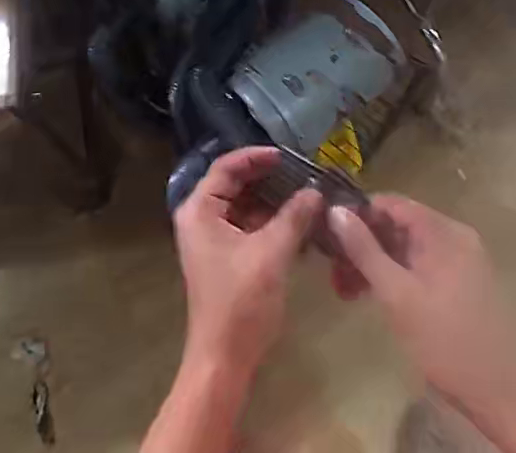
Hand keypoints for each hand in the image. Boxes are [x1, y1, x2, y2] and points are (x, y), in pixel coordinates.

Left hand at [172, 147, 322, 377]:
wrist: (223, 360)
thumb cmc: (241, 301)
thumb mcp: (272, 253)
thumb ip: (294, 216)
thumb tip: (315, 191)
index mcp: (199, 210)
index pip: (226, 167)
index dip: (256, 157)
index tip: (287, 156)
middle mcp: (200, 218)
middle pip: (234, 184)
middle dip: (267, 178)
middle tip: (300, 172)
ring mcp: (211, 238)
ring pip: (243, 205)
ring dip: (271, 200)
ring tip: (304, 193)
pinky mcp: (224, 256)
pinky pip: (247, 225)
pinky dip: (269, 221)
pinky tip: (297, 221)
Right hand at [328, 196, 515, 452]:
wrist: (502, 396)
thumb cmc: (446, 341)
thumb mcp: (396, 294)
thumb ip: (364, 250)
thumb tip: (335, 211)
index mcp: (442, 231)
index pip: (390, 203)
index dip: (357, 214)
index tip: (328, 235)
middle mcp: (454, 235)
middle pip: (397, 224)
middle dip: (362, 244)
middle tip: (333, 271)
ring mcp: (459, 259)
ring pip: (406, 247)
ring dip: (375, 262)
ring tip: (345, 290)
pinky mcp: (460, 282)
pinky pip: (419, 264)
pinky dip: (395, 275)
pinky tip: (372, 295)